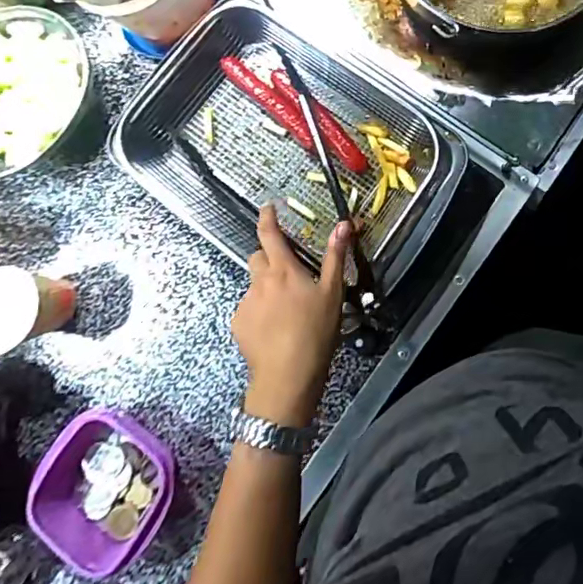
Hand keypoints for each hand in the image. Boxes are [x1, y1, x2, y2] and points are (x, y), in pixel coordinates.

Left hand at [233, 205, 347, 428]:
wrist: (287, 376)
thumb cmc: (315, 333)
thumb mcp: (333, 294)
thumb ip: (336, 257)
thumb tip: (344, 225)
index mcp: (283, 270)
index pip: (269, 233)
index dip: (267, 217)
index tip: (267, 207)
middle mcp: (259, 281)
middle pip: (257, 257)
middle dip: (268, 259)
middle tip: (287, 275)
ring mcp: (246, 302)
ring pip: (254, 285)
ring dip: (266, 290)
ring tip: (285, 312)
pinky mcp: (238, 322)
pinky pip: (247, 309)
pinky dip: (259, 313)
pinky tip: (273, 330)